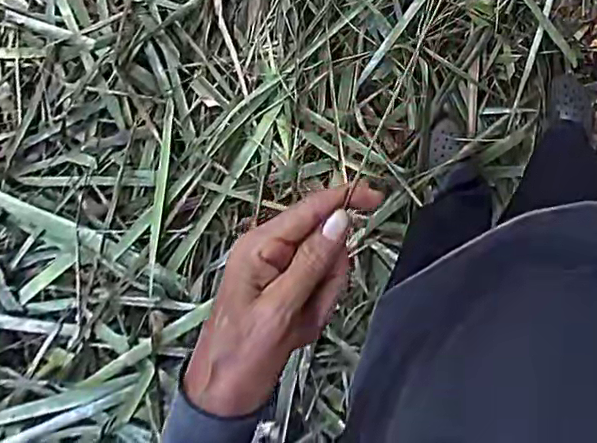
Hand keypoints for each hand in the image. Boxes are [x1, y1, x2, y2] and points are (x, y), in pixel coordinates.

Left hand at [183, 183, 383, 416]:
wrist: (221, 400)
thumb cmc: (238, 356)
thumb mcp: (279, 309)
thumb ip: (311, 261)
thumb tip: (339, 219)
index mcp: (261, 244)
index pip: (312, 206)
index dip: (345, 198)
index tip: (374, 197)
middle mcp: (269, 248)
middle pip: (324, 238)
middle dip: (330, 273)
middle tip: (315, 305)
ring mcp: (277, 266)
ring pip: (326, 263)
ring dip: (323, 295)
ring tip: (302, 322)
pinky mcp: (284, 284)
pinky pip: (319, 283)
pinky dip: (318, 305)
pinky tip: (299, 327)